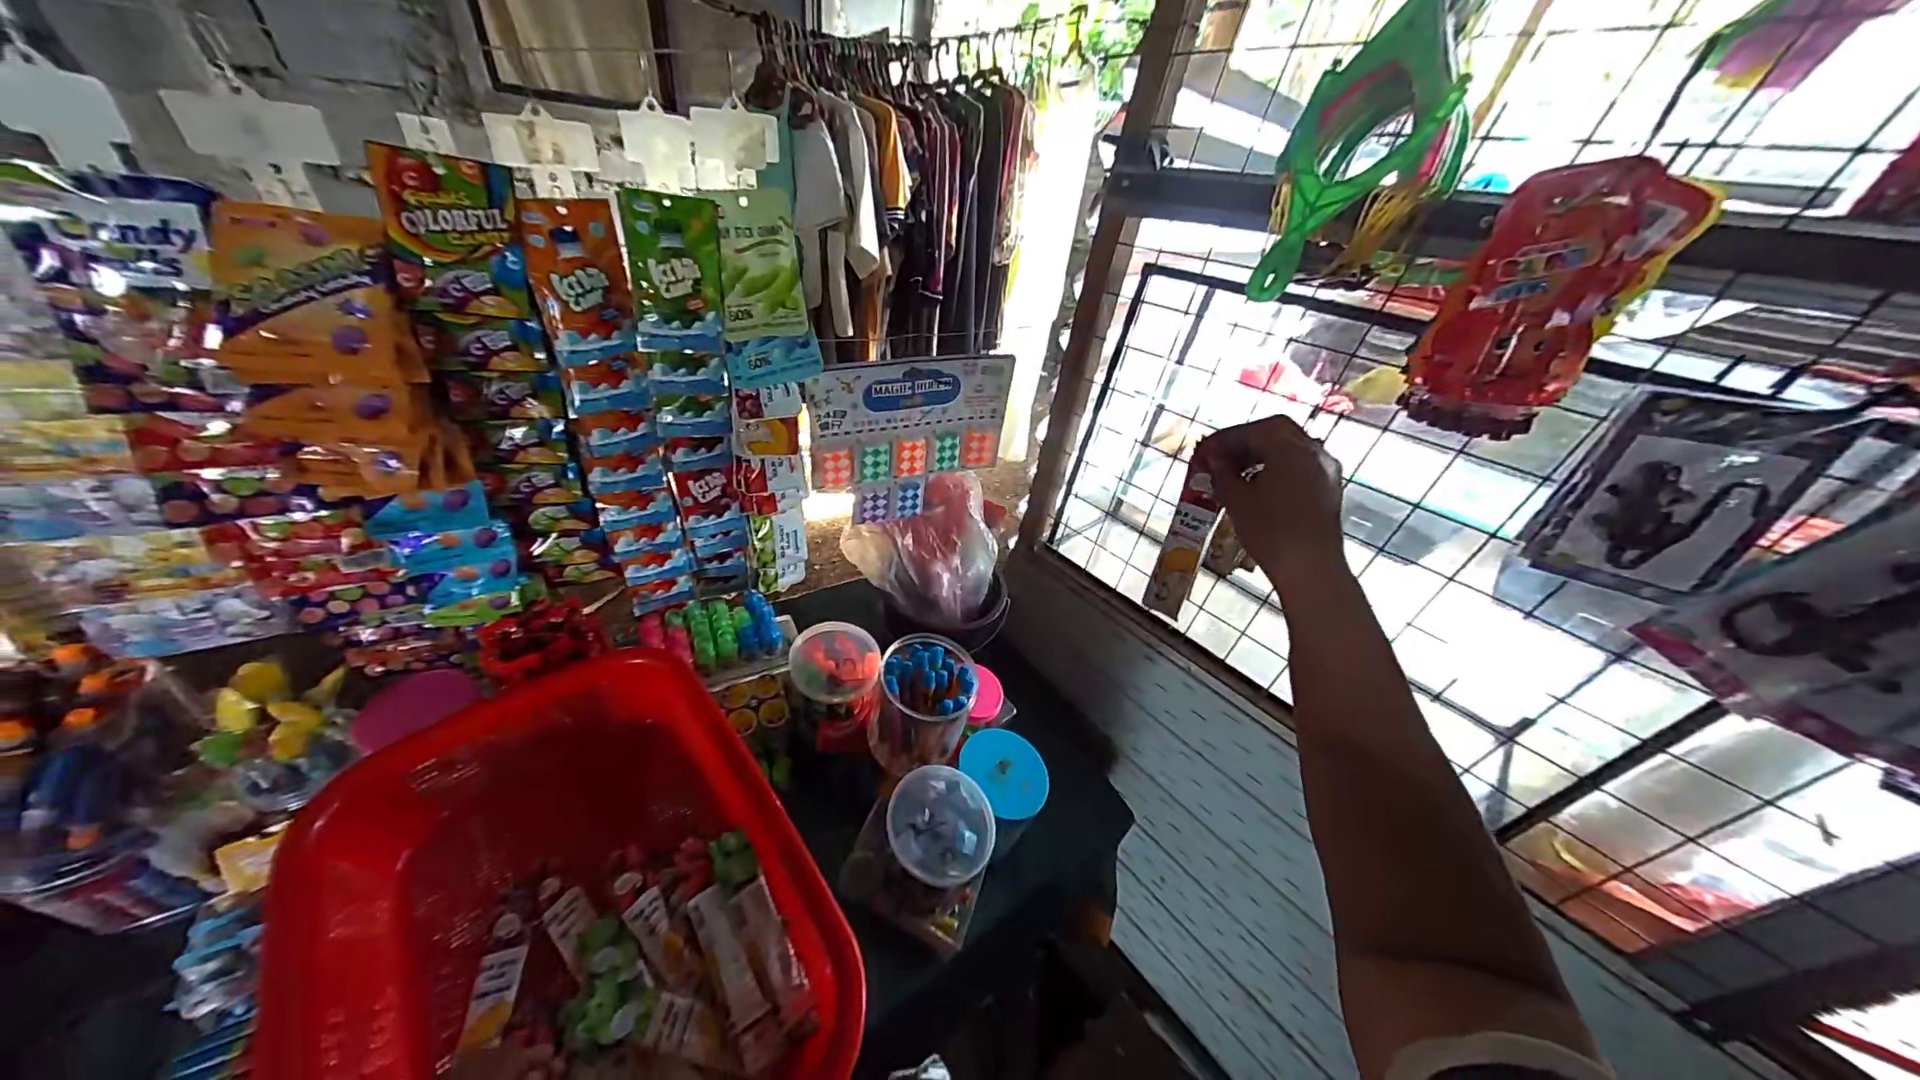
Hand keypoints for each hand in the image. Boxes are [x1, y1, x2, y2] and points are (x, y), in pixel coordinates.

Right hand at [1196, 416, 1345, 588]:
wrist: (1310, 568)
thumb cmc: (1270, 531)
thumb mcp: (1237, 500)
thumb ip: (1222, 473)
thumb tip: (1213, 458)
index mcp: (1291, 448)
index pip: (1253, 430)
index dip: (1224, 439)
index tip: (1204, 452)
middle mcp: (1313, 450)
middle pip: (1274, 433)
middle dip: (1243, 443)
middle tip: (1219, 459)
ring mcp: (1326, 468)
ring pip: (1288, 449)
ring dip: (1259, 455)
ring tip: (1234, 474)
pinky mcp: (1328, 488)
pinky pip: (1298, 465)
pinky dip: (1275, 468)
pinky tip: (1257, 487)